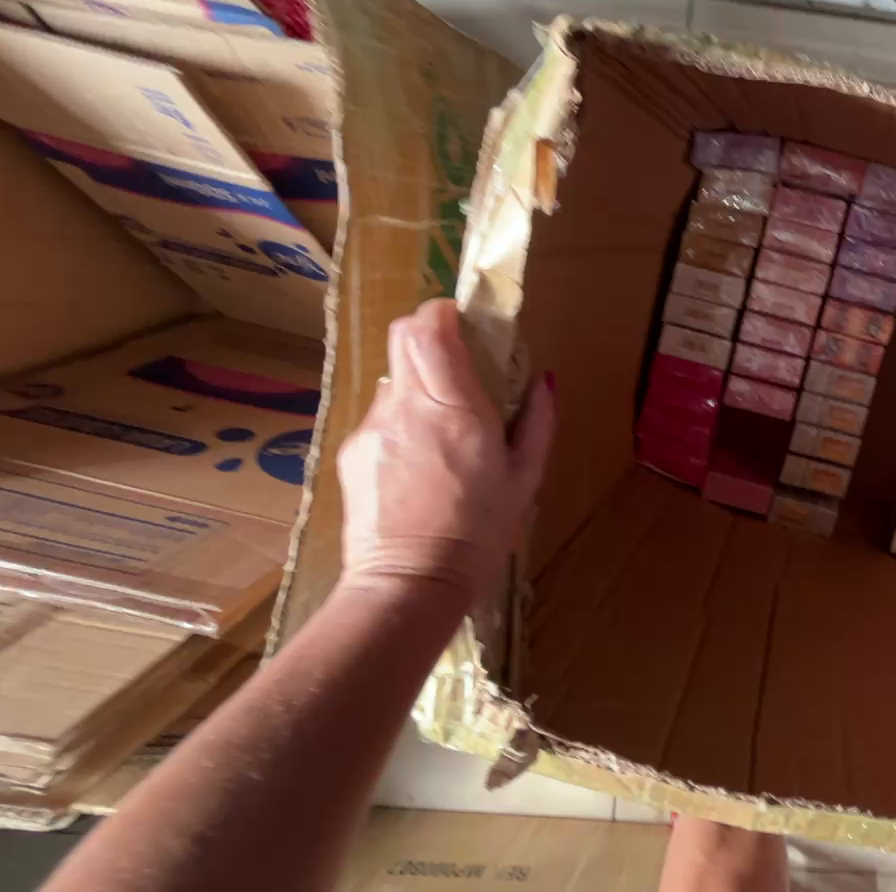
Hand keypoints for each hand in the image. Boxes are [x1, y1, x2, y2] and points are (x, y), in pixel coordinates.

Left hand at [336, 299, 553, 604]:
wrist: (410, 584)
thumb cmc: (482, 529)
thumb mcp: (527, 475)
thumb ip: (538, 419)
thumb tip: (543, 378)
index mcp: (455, 410)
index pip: (428, 331)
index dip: (441, 312)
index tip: (463, 318)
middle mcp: (406, 408)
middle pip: (401, 340)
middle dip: (430, 336)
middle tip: (460, 361)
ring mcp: (372, 430)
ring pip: (394, 381)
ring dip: (420, 386)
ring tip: (445, 430)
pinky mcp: (352, 453)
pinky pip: (381, 417)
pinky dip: (404, 421)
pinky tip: (421, 463)